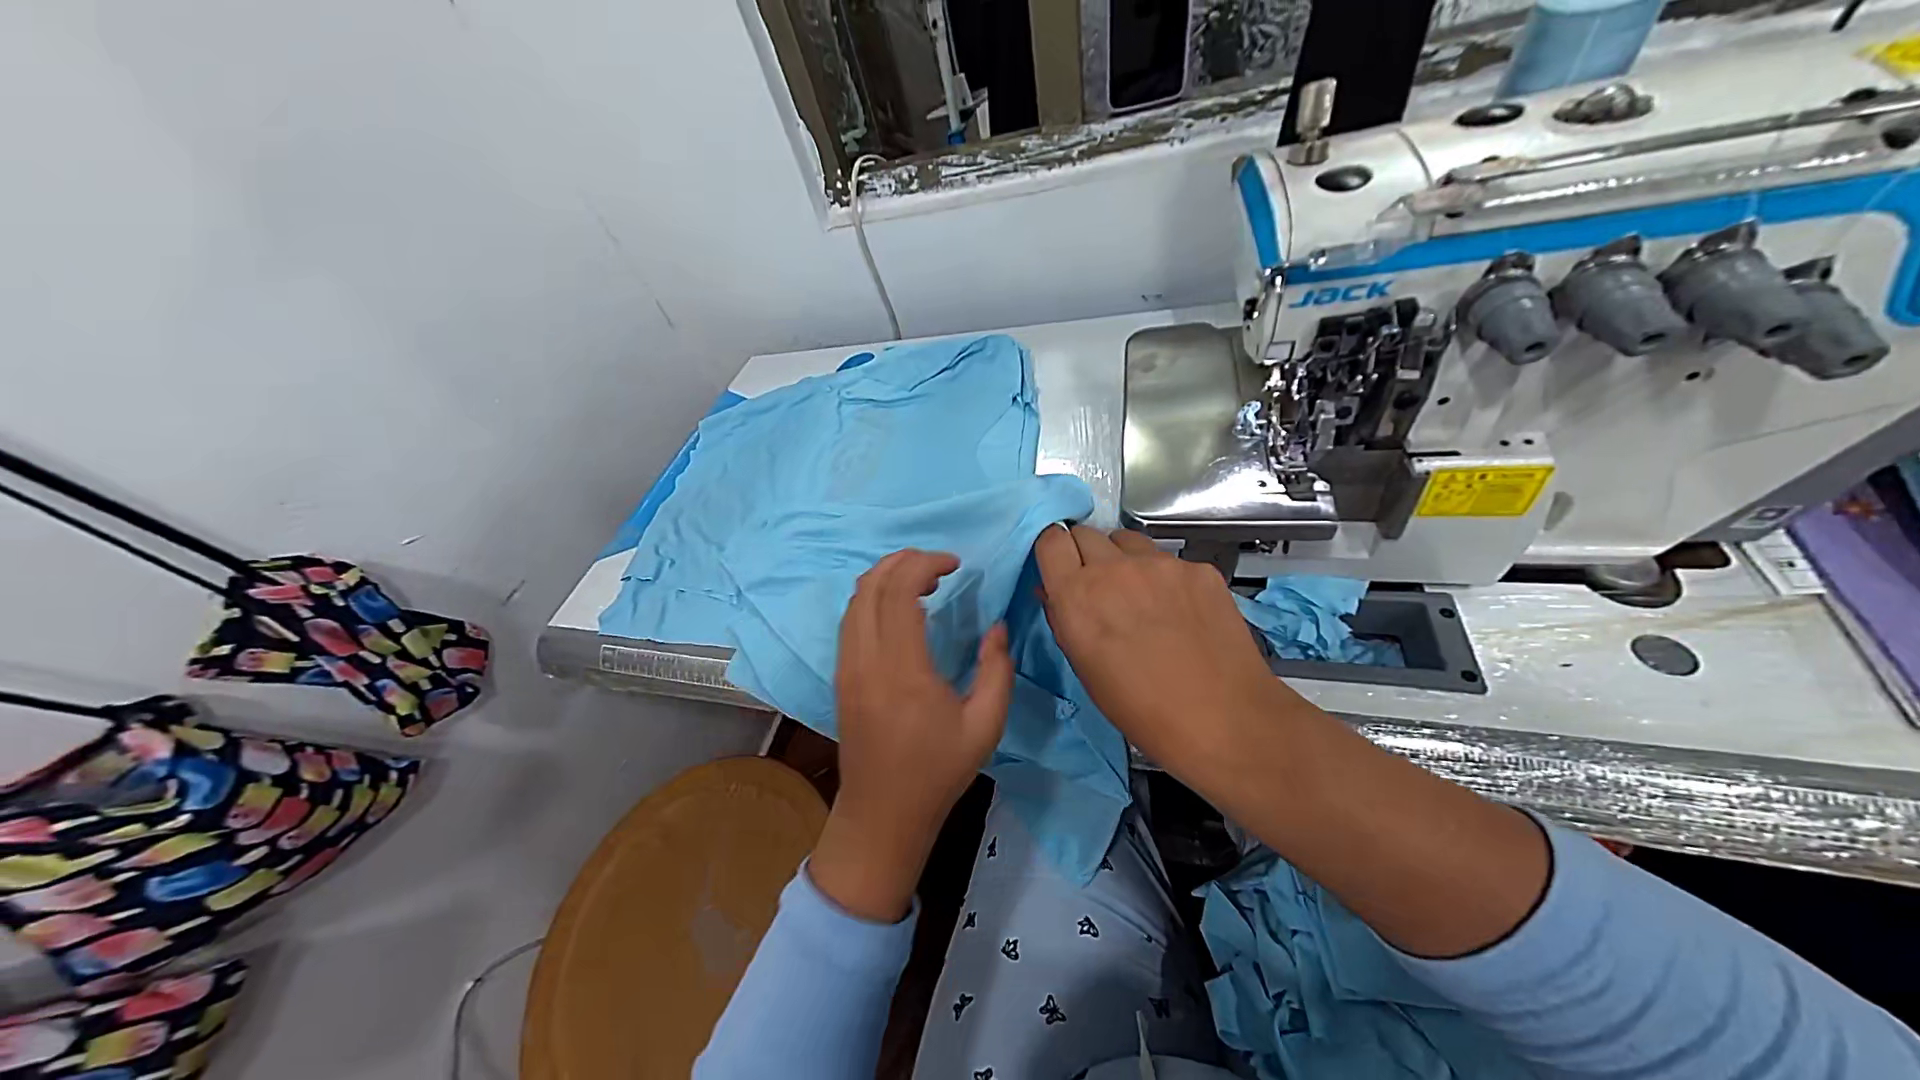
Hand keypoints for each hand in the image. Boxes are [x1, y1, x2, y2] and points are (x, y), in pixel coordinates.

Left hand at [808, 549, 1013, 921]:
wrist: (883, 813)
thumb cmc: (937, 772)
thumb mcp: (985, 725)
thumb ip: (997, 670)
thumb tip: (996, 627)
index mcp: (902, 670)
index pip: (899, 592)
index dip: (925, 564)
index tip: (955, 564)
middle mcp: (865, 660)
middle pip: (870, 586)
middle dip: (904, 561)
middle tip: (939, 565)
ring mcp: (847, 668)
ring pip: (854, 600)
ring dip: (885, 577)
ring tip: (922, 580)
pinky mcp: (840, 677)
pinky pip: (850, 621)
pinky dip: (872, 599)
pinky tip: (899, 608)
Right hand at [1034, 526, 1304, 773]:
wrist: (1223, 719)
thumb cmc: (1140, 708)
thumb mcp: (1085, 668)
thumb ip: (1063, 620)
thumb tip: (1053, 592)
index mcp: (1077, 595)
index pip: (1051, 540)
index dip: (1054, 551)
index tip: (1060, 567)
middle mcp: (1114, 568)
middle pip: (1086, 533)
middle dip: (1085, 554)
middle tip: (1099, 586)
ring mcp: (1160, 564)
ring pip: (1127, 541)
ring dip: (1123, 559)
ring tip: (1140, 595)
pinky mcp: (1199, 569)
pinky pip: (1168, 560)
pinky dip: (1164, 577)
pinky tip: (1179, 610)